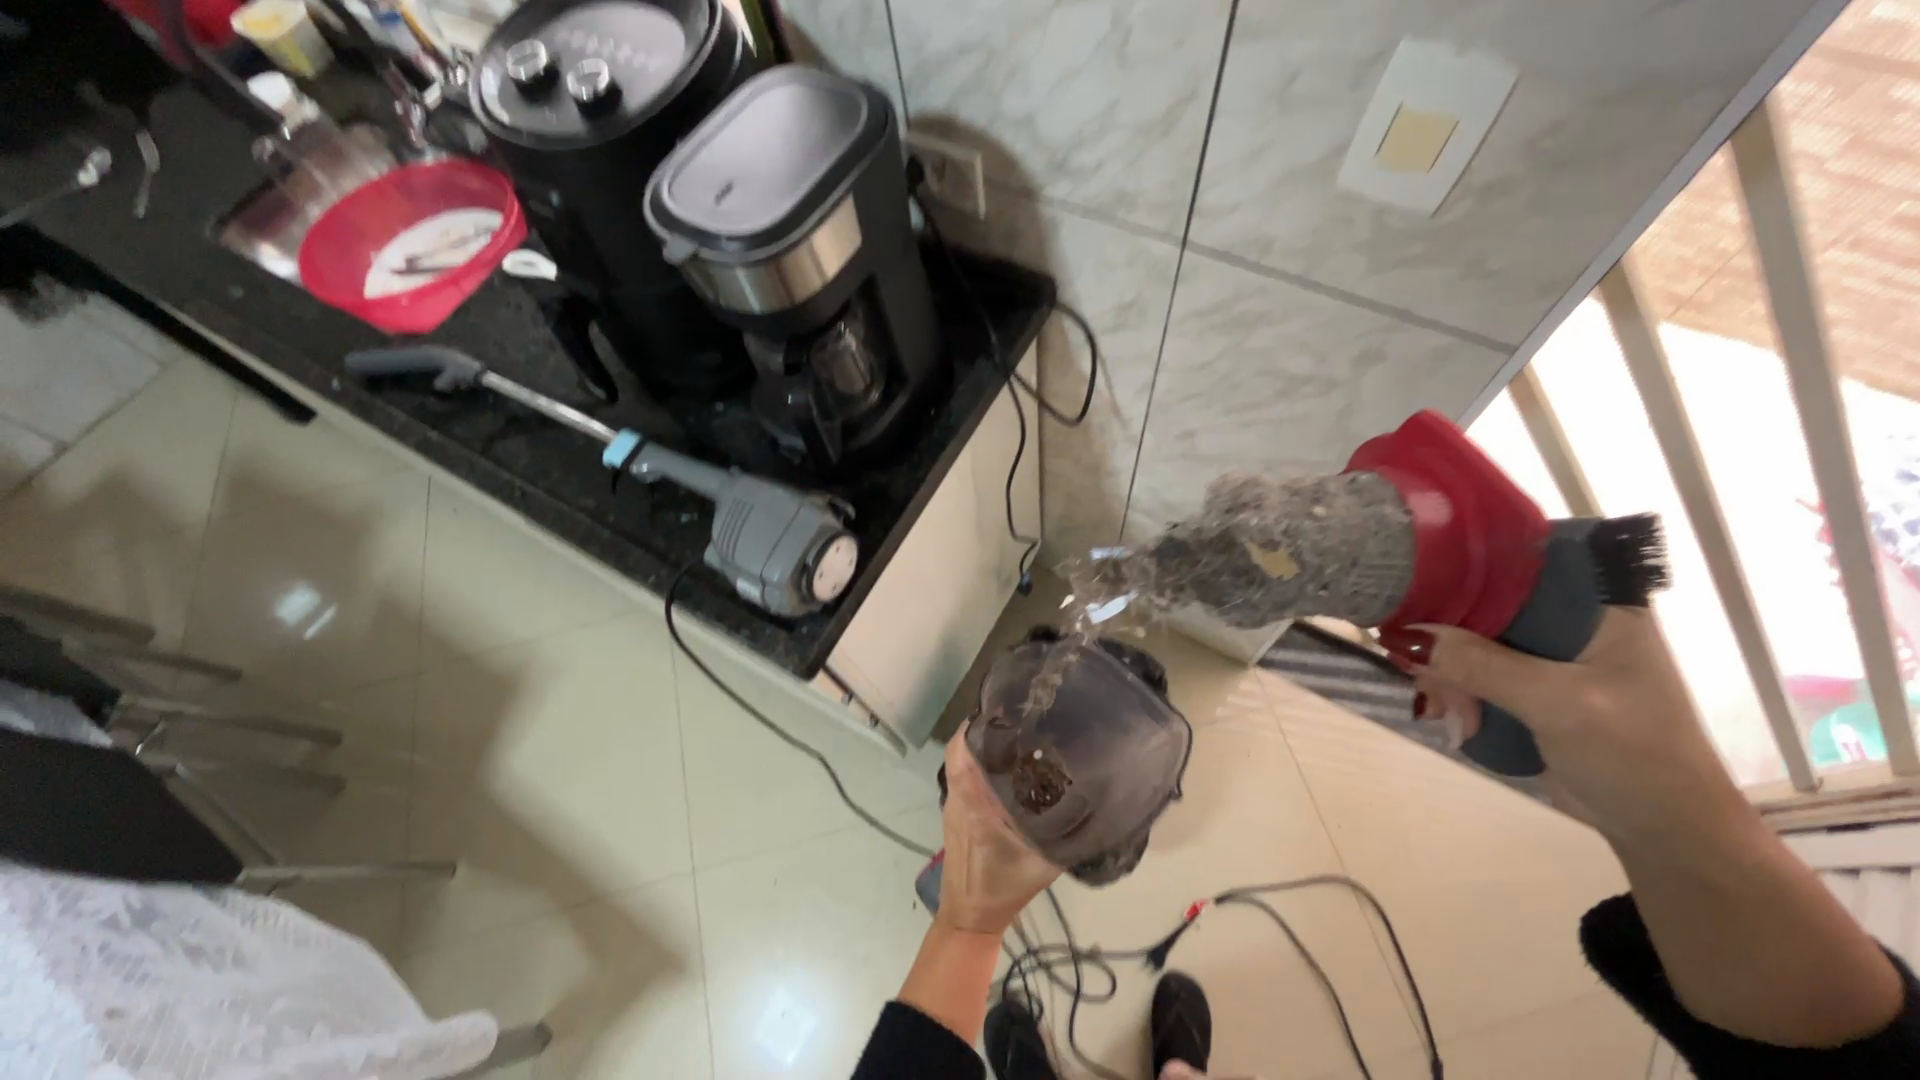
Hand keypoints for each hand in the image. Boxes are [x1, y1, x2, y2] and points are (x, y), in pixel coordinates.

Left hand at [935, 726, 1061, 935]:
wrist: (970, 917)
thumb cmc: (1002, 888)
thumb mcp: (1042, 864)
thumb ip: (1067, 837)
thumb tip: (1098, 808)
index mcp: (973, 802)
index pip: (962, 751)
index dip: (976, 725)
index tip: (1003, 708)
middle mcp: (958, 797)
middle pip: (962, 750)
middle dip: (984, 728)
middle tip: (1017, 716)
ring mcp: (954, 805)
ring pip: (961, 762)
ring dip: (981, 745)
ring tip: (1015, 733)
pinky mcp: (957, 813)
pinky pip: (963, 777)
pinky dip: (979, 763)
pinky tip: (1007, 765)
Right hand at [1383, 608, 1747, 841]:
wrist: (1664, 830)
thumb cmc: (1634, 756)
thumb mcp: (1559, 704)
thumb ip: (1484, 666)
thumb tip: (1406, 638)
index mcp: (1595, 604)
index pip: (1514, 563)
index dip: (1460, 574)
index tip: (1411, 595)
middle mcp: (1567, 620)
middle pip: (1480, 606)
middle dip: (1446, 641)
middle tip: (1427, 678)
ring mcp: (1546, 657)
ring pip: (1468, 643)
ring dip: (1449, 678)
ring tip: (1454, 718)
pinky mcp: (1529, 689)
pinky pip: (1472, 675)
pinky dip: (1457, 696)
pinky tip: (1456, 722)